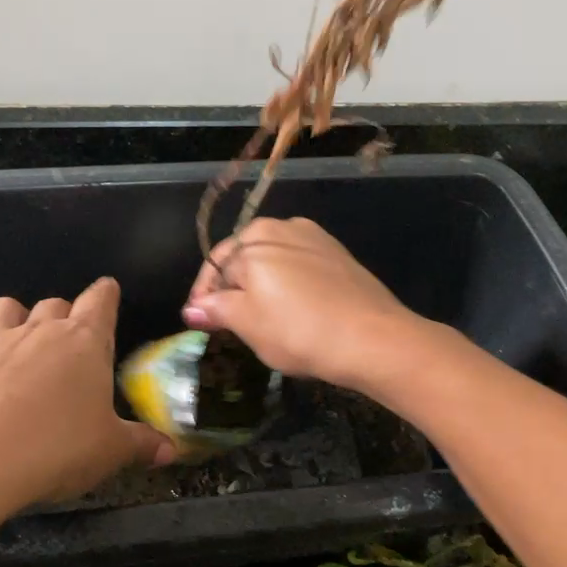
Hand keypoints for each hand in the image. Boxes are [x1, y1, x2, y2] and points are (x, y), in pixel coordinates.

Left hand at [0, 278, 175, 513]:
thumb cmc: (58, 450)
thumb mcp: (111, 452)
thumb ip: (142, 445)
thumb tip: (172, 450)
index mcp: (84, 342)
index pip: (101, 301)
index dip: (106, 297)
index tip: (108, 296)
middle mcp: (37, 331)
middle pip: (54, 304)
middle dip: (63, 316)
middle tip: (69, 348)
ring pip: (3, 308)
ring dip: (11, 318)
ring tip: (16, 343)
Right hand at [183, 217, 427, 389]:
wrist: (373, 339)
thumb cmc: (298, 330)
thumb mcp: (247, 323)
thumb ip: (216, 309)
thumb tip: (193, 307)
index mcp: (256, 237)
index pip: (215, 265)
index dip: (203, 297)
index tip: (199, 324)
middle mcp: (285, 227)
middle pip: (245, 260)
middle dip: (233, 291)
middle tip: (227, 326)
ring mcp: (316, 240)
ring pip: (274, 264)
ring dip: (261, 290)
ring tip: (260, 323)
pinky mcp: (340, 258)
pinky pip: (300, 270)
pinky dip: (289, 289)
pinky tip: (293, 315)